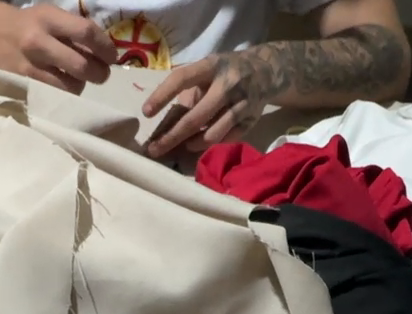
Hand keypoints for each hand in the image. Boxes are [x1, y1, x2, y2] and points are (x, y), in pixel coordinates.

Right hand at [0, 5, 117, 92]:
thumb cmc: (28, 26)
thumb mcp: (49, 17)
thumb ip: (73, 30)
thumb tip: (102, 50)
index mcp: (49, 18)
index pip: (86, 32)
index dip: (105, 47)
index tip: (112, 57)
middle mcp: (39, 41)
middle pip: (81, 65)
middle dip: (99, 73)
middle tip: (103, 74)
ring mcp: (31, 66)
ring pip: (70, 86)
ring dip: (82, 85)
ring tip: (81, 80)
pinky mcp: (25, 85)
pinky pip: (55, 96)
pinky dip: (66, 94)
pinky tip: (65, 87)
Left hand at [142, 50, 278, 157]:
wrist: (266, 71)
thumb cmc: (224, 73)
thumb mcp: (207, 72)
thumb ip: (188, 93)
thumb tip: (163, 127)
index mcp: (212, 65)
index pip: (182, 78)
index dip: (163, 95)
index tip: (146, 112)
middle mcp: (228, 83)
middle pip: (195, 117)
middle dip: (172, 137)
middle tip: (154, 150)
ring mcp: (242, 103)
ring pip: (211, 135)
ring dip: (192, 144)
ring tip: (184, 145)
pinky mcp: (250, 121)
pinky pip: (225, 141)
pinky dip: (210, 145)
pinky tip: (203, 142)